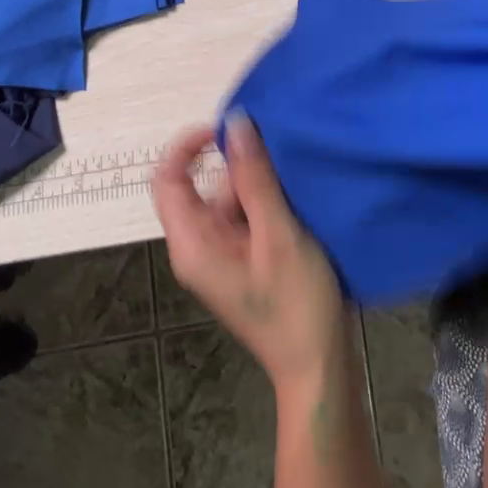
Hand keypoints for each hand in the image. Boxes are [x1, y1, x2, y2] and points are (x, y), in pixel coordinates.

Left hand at [152, 114, 347, 387]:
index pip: (169, 180)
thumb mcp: (278, 235)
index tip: (231, 125)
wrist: (319, 363)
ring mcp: (228, 256)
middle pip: (206, 187)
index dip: (189, 145)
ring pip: (235, 201)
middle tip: (284, 146)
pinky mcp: (252, 261)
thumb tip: (235, 125)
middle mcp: (203, 247)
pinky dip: (274, 201)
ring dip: (264, 182)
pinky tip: (305, 193)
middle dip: (240, 162)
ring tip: (303, 169)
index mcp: (194, 244)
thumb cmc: (295, 303)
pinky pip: (253, 218)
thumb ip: (256, 179)